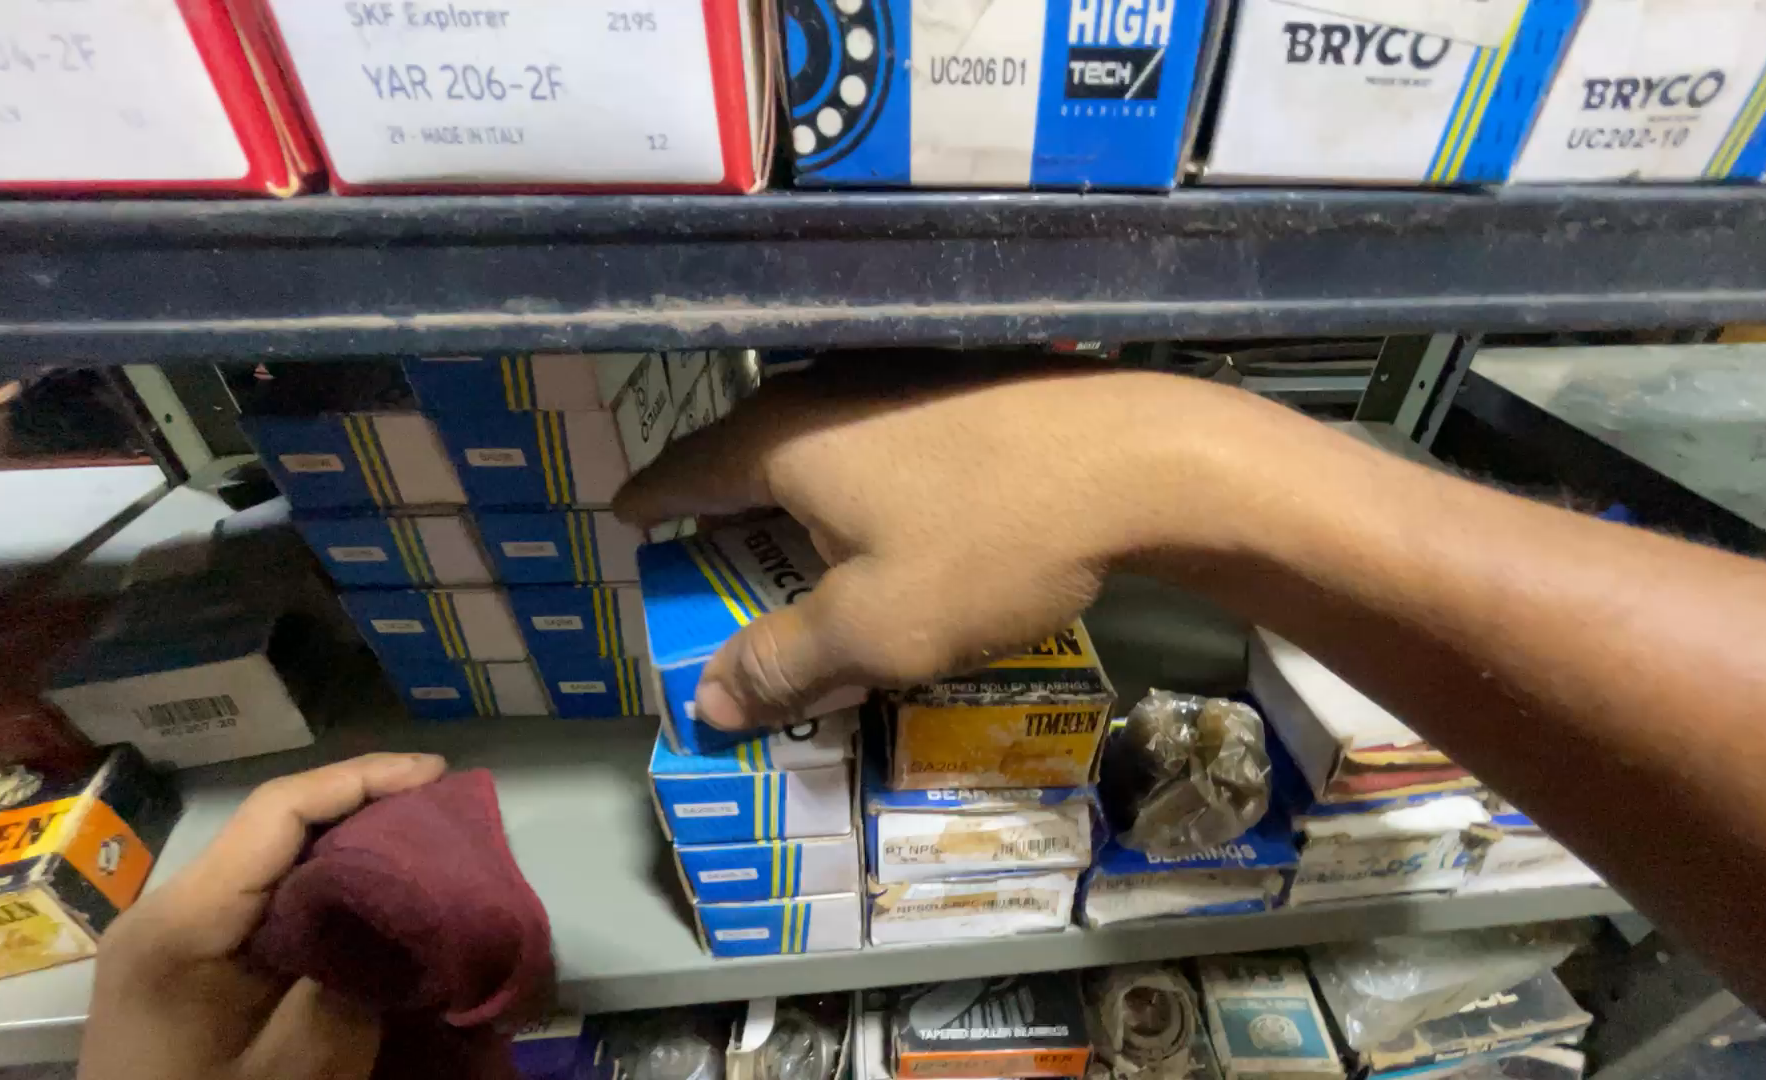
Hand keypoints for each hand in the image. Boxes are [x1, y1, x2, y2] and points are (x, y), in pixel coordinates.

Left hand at [81, 753, 447, 1079]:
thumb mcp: (307, 1051)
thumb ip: (359, 957)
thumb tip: (413, 886)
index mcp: (184, 922)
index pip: (280, 810)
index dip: (364, 777)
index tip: (438, 774)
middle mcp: (173, 903)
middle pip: (282, 815)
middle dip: (369, 792)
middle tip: (442, 796)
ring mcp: (181, 919)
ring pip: (281, 838)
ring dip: (357, 821)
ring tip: (424, 819)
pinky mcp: (199, 937)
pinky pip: (275, 871)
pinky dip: (336, 854)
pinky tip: (381, 862)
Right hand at [615, 355, 1257, 732]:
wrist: (1135, 461)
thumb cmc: (986, 541)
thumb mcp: (875, 625)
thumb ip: (782, 662)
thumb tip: (706, 702)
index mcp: (782, 442)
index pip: (681, 474)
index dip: (650, 507)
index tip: (629, 525)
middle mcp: (824, 396)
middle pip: (746, 464)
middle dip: (726, 524)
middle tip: (718, 573)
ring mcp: (894, 383)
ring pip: (816, 458)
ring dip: (798, 513)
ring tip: (801, 564)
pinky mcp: (951, 391)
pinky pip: (873, 451)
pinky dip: (857, 495)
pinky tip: (887, 527)